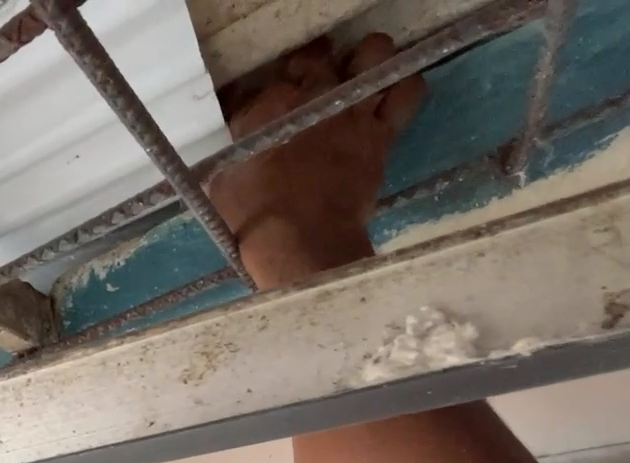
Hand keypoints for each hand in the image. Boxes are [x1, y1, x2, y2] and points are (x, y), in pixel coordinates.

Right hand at [206, 34, 427, 286]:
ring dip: (365, 61)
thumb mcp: (222, 185)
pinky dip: (401, 89)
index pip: (260, 86)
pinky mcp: (382, 132)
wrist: (299, 242)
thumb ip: (232, 157)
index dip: (257, 100)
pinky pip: (407, 92)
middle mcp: (313, 94)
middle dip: (307, 69)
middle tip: (302, 92)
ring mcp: (351, 110)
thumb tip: (235, 151)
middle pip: (315, 57)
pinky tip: (388, 99)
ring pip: (373, 53)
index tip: (254, 118)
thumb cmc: (252, 218)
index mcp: (267, 107)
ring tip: (355, 81)